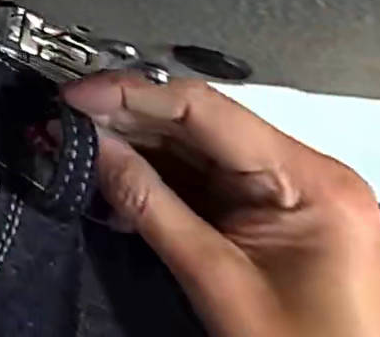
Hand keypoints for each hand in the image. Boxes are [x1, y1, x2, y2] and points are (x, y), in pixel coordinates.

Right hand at [63, 74, 379, 336]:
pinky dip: (162, 177)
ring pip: (198, 147)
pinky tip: (122, 176)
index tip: (79, 97)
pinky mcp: (277, 213)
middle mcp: (305, 171)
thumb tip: (94, 147)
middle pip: (198, 122)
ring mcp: (292, 192)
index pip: (201, 108)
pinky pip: (208, 177)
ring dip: (139, 146)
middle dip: (128, 119)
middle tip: (71, 120)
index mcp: (308, 178)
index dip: (130, 94)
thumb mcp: (221, 286)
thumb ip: (150, 206)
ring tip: (86, 146)